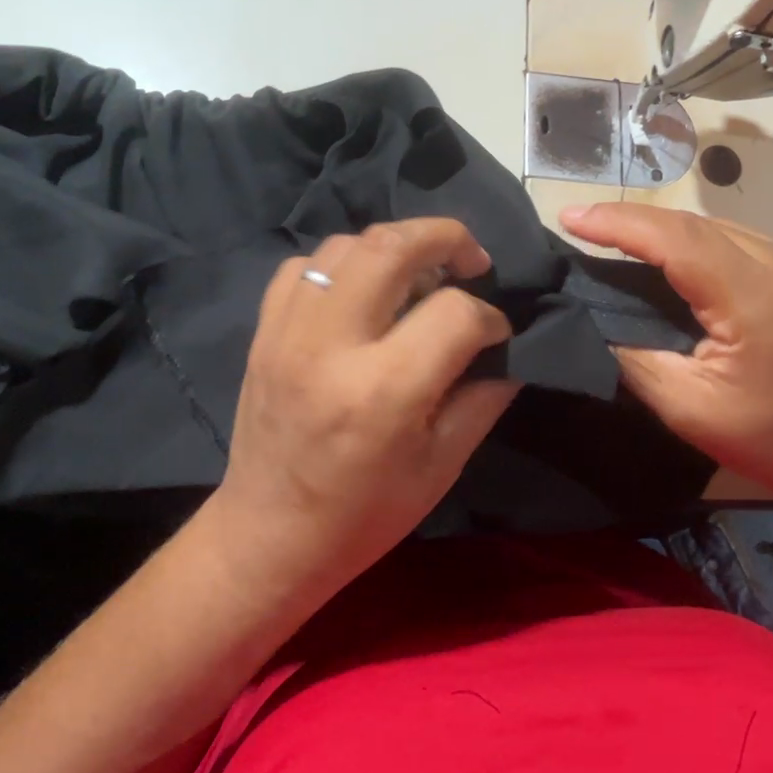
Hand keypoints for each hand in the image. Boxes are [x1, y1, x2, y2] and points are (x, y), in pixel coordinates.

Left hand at [214, 219, 519, 585]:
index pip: (455, 313)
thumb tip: (508, 349)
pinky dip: (342, 264)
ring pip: (345, 245)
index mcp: (383, 391)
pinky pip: (303, 267)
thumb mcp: (441, 467)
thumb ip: (482, 398)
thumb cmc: (366, 514)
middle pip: (391, 247)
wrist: (269, 535)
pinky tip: (363, 291)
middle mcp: (331, 346)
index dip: (490, 317)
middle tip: (472, 259)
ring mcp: (288, 334)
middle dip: (446, 237)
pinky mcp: (263, 333)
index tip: (496, 334)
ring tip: (419, 274)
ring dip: (393, 246)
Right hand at [559, 203, 772, 492]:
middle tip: (577, 224)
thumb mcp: (686, 407)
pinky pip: (729, 239)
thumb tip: (589, 316)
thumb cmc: (764, 438)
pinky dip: (685, 241)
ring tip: (605, 235)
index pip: (680, 241)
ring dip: (658, 229)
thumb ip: (633, 356)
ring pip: (711, 227)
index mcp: (760, 302)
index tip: (570, 218)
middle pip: (694, 225)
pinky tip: (656, 253)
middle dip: (631, 220)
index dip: (621, 224)